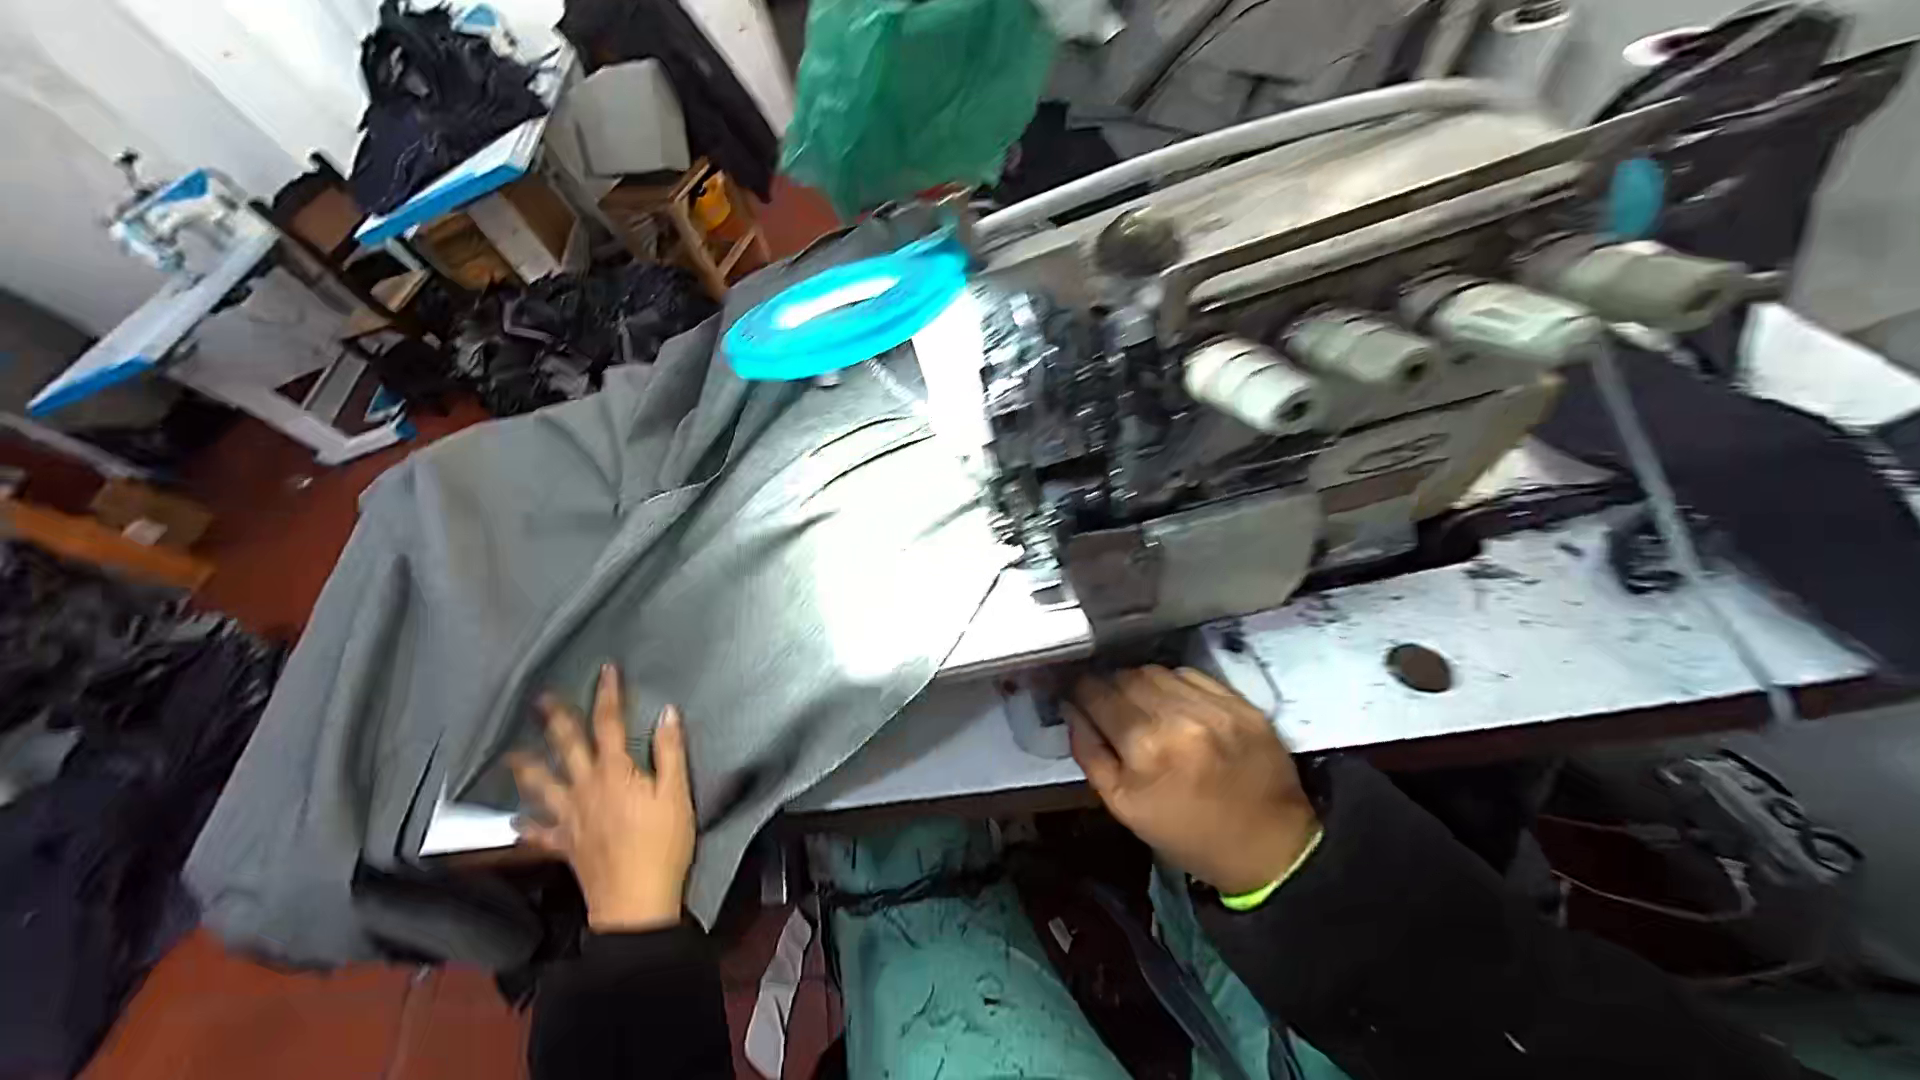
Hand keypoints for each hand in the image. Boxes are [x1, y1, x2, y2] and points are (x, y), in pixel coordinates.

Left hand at [509, 663, 695, 931]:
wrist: (635, 900)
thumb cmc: (663, 843)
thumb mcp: (677, 793)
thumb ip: (670, 751)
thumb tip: (666, 712)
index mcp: (614, 772)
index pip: (609, 724)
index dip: (607, 695)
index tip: (605, 669)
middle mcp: (585, 788)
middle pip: (566, 747)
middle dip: (554, 720)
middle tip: (538, 699)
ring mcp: (569, 818)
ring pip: (540, 786)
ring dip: (525, 767)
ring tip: (510, 753)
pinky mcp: (563, 845)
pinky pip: (537, 832)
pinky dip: (523, 825)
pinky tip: (512, 820)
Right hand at [1067, 665, 1318, 894]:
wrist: (1267, 849)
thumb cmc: (1186, 833)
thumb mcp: (1121, 805)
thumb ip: (1088, 751)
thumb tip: (1071, 708)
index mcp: (1144, 746)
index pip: (1096, 692)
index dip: (1080, 690)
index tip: (1077, 694)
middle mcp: (1178, 716)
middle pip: (1124, 675)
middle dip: (1108, 686)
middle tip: (1108, 704)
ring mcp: (1214, 706)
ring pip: (1156, 670)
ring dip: (1139, 683)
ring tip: (1142, 706)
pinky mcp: (1241, 703)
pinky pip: (1191, 674)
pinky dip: (1174, 684)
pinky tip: (1175, 706)